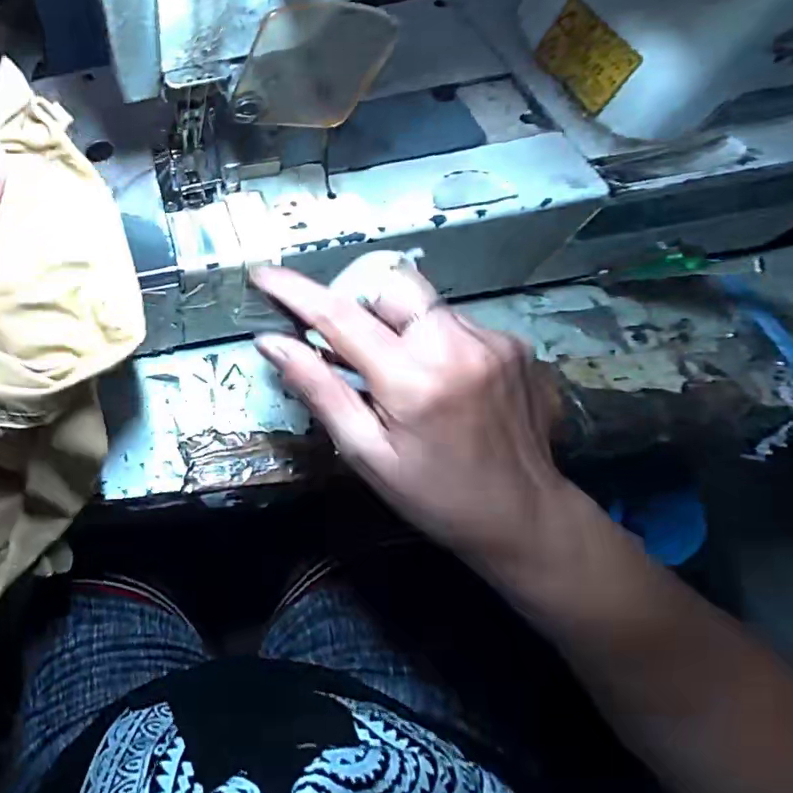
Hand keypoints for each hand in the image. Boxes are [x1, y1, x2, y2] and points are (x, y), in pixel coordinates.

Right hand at [250, 265, 569, 569]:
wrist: (526, 517)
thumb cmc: (435, 496)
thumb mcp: (365, 452)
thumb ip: (319, 389)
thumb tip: (272, 343)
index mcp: (413, 379)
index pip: (340, 316)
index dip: (296, 291)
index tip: (265, 275)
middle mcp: (457, 345)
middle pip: (389, 286)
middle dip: (360, 306)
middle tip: (354, 350)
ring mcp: (492, 339)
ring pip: (422, 304)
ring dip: (398, 328)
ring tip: (403, 378)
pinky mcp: (513, 342)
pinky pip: (453, 321)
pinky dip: (432, 341)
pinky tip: (441, 383)